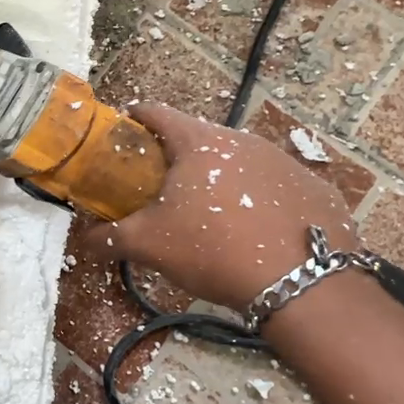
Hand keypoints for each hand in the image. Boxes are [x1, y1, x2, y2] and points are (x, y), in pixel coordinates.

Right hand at [80, 103, 358, 312]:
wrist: (311, 292)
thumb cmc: (215, 251)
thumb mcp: (147, 245)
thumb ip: (106, 236)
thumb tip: (83, 238)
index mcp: (199, 143)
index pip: (154, 112)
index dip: (131, 122)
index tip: (119, 143)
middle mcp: (245, 142)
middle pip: (197, 138)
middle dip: (175, 158)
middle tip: (159, 189)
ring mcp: (288, 164)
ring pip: (238, 161)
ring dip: (219, 178)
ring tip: (210, 214)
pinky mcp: (320, 191)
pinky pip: (276, 186)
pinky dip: (260, 200)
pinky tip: (255, 231)